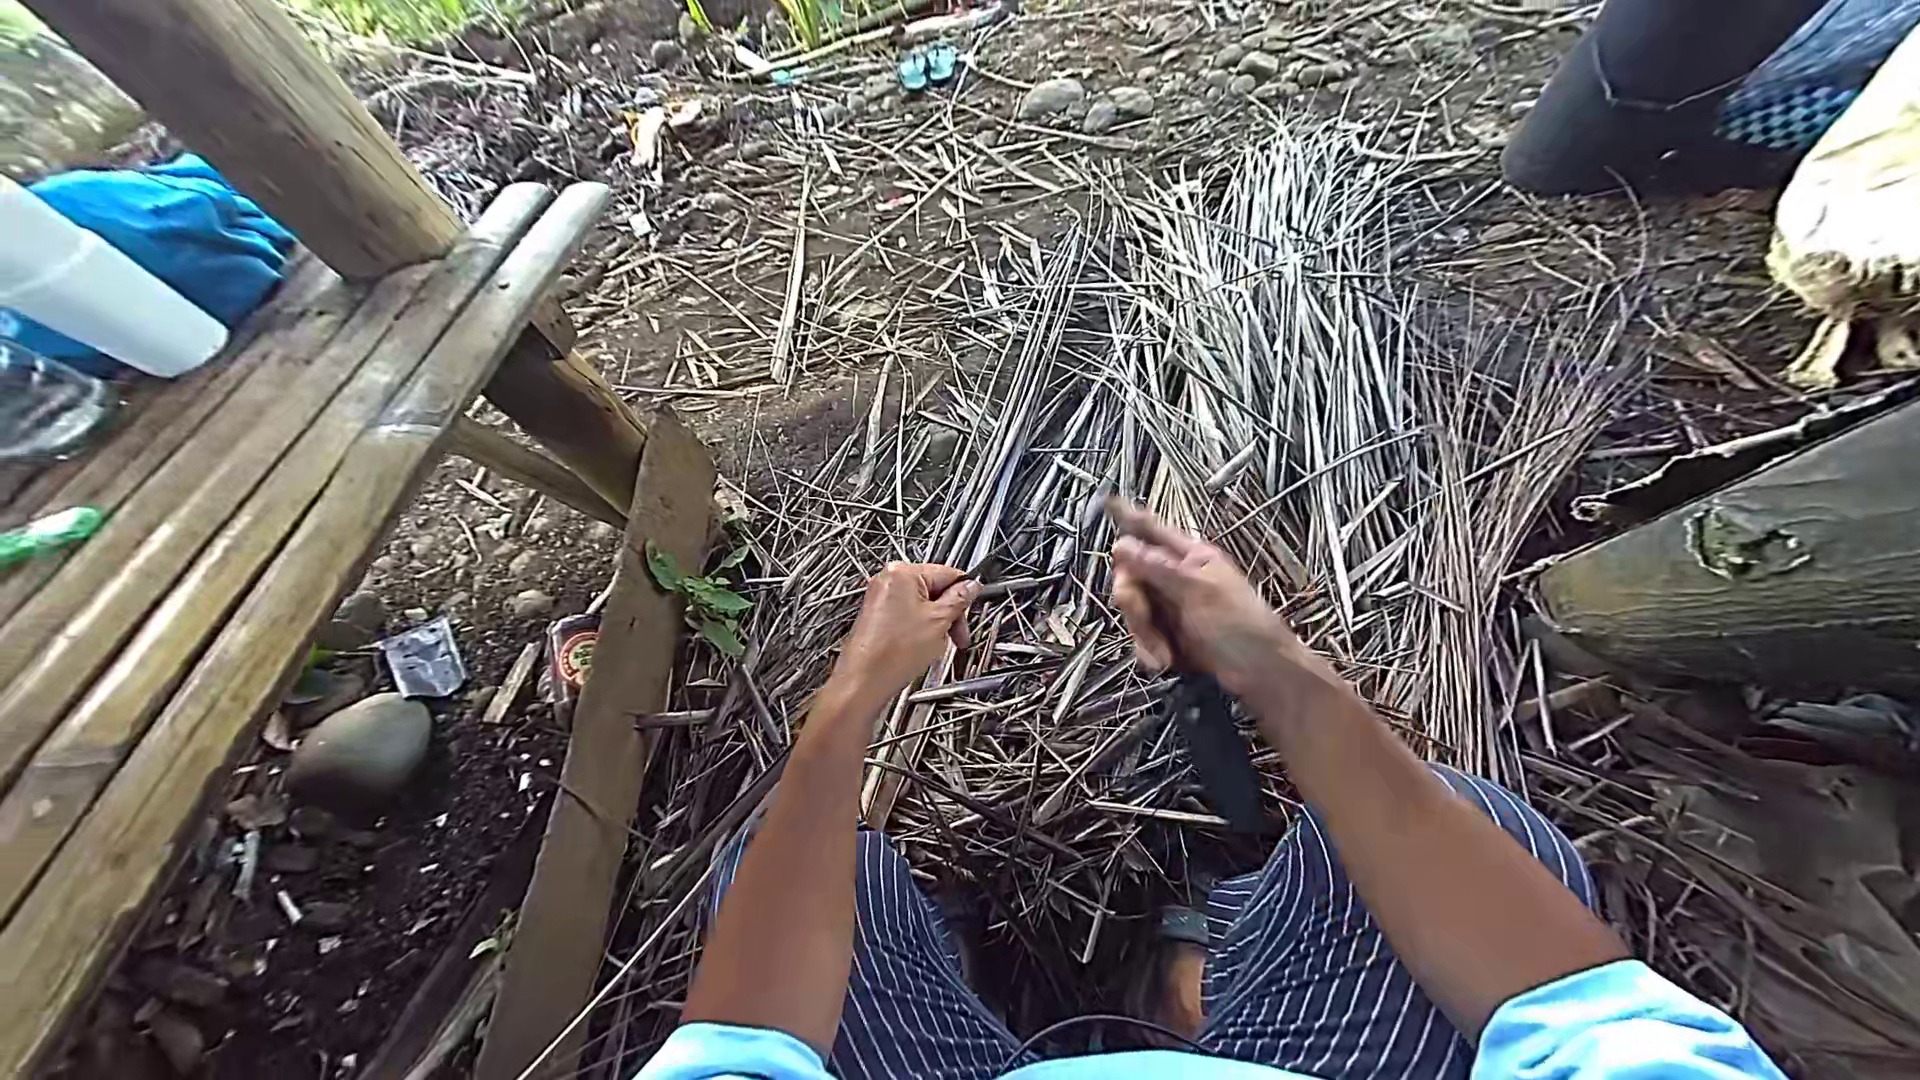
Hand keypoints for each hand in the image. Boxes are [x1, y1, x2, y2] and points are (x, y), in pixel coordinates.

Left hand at [831, 562, 980, 695]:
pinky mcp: (878, 616)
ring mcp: (881, 598)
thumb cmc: (891, 653)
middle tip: (957, 633)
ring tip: (936, 643)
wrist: (864, 681)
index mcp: (902, 573)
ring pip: (923, 604)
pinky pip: (909, 615)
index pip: (947, 573)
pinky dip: (920, 629)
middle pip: (935, 589)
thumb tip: (971, 586)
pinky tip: (921, 646)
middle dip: (950, 612)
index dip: (964, 593)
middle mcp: (888, 580)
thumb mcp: (939, 621)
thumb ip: (960, 599)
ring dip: (937, 622)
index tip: (971, 608)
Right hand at [1108, 499, 1332, 701]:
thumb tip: (1120, 544)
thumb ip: (1156, 567)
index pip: (1152, 530)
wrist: (1262, 675)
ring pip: (1134, 609)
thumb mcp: (1196, 591)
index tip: (1110, 501)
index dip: (1130, 518)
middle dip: (1133, 601)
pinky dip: (1149, 650)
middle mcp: (1175, 577)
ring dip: (1144, 633)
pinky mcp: (1168, 634)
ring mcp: (1171, 606)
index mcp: (1189, 557)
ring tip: (1164, 653)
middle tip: (1143, 616)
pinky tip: (1164, 661)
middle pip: (1131, 575)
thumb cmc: (1239, 625)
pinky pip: (1141, 635)